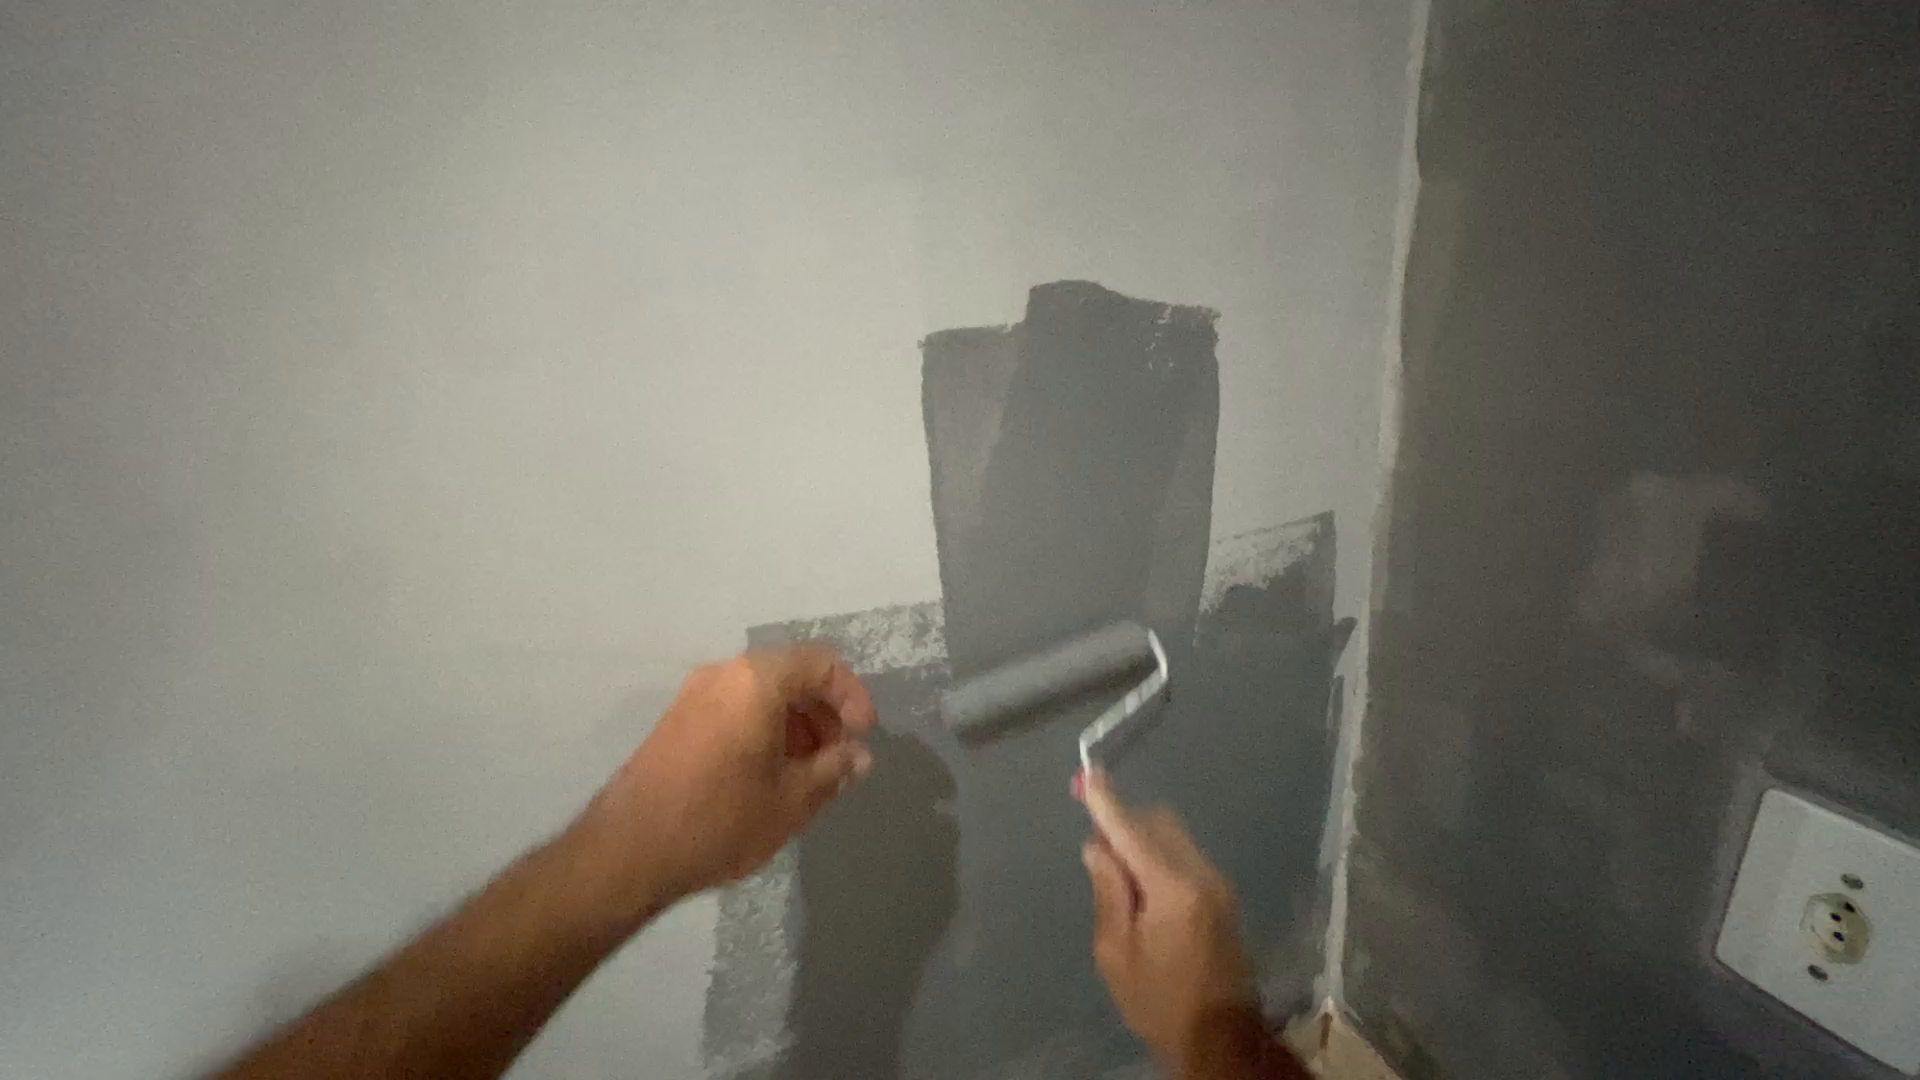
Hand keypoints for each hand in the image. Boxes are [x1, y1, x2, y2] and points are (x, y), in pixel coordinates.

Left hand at [586, 645, 876, 904]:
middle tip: (839, 757)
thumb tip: (859, 756)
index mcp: (757, 679)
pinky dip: (765, 727)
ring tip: (809, 772)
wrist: (625, 854)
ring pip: (764, 691)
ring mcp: (696, 693)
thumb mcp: (791, 800)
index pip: (822, 662)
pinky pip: (737, 706)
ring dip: (797, 722)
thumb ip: (833, 769)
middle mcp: (725, 673)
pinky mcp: (679, 718)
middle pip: (793, 673)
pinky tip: (770, 773)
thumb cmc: (718, 820)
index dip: (852, 696)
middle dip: (825, 711)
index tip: (861, 738)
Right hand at [1078, 770, 1258, 1075]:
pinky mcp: (1223, 894)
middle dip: (1125, 823)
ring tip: (1120, 878)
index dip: (1106, 803)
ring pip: (1172, 836)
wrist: (1223, 1042)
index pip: (1131, 831)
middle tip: (1098, 852)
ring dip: (1142, 840)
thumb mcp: (1116, 953)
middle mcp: (1201, 874)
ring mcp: (1217, 882)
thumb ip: (1108, 891)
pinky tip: (1144, 889)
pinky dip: (1159, 855)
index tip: (1087, 774)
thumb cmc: (1159, 1001)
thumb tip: (1097, 846)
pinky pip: (1184, 855)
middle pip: (1157, 823)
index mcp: (1173, 889)